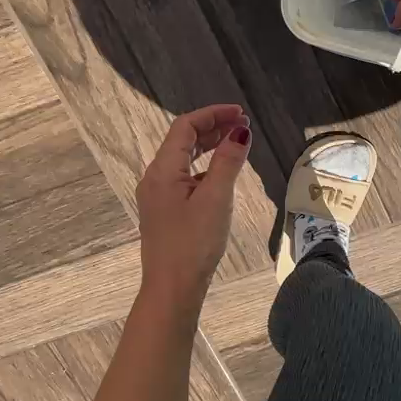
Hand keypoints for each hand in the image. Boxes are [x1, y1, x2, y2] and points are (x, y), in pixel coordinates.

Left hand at [134, 104, 251, 309]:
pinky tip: (223, 174)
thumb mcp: (216, 198)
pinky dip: (206, 167)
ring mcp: (160, 196)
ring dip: (210, 146)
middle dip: (213, 128)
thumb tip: (241, 131)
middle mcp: (156, 178)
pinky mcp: (168, 211)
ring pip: (185, 159)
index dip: (212, 115)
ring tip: (237, 142)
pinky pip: (186, 177)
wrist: (173, 287)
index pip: (185, 127)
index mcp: (162, 170)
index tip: (241, 113)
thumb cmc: (194, 242)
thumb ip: (228, 162)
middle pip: (183, 141)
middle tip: (244, 124)